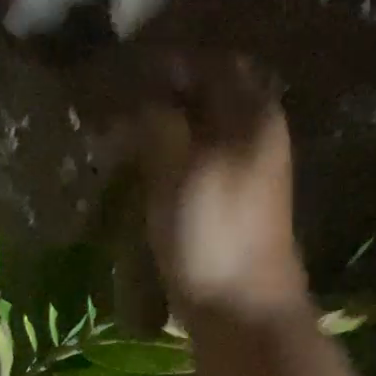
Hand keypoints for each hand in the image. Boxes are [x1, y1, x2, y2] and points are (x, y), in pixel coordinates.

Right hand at [139, 56, 308, 319]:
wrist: (240, 307)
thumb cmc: (210, 238)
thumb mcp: (178, 175)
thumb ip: (161, 129)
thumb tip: (138, 106)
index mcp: (252, 118)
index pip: (213, 68)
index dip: (169, 72)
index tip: (123, 88)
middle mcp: (258, 136)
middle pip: (211, 99)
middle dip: (166, 102)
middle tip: (118, 119)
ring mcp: (249, 173)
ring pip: (205, 133)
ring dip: (167, 134)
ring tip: (123, 147)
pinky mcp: (234, 206)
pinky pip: (202, 164)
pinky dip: (173, 162)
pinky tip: (146, 179)